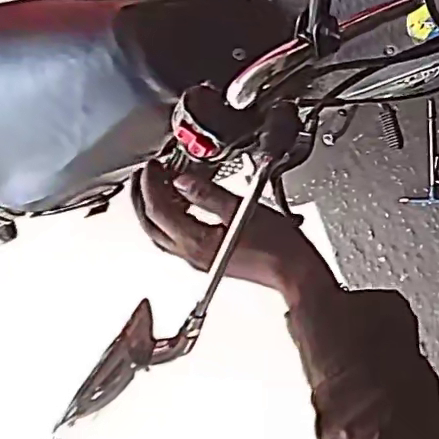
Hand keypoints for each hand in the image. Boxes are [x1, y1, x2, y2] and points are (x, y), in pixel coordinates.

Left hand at [131, 161, 335, 301]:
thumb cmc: (279, 246)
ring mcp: (198, 260)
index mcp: (197, 242)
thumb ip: (210, 194)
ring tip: (158, 188)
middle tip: (146, 175)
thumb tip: (184, 182)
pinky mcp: (208, 260)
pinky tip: (180, 208)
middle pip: (152, 225)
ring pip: (161, 234)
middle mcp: (191, 255)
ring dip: (155, 210)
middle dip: (144, 197)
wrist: (294, 271)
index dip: (152, 185)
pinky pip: (177, 239)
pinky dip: (170, 220)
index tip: (153, 167)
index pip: (160, 210)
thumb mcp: (244, 209)